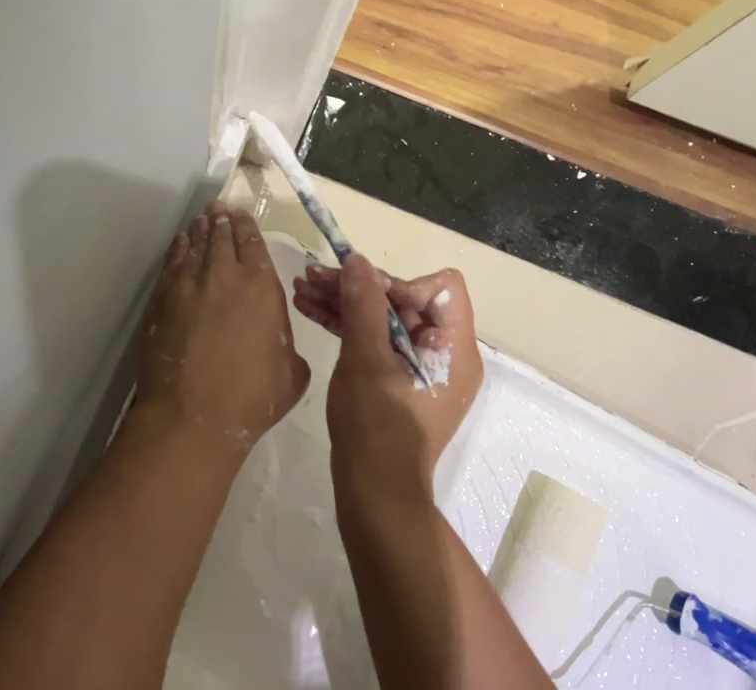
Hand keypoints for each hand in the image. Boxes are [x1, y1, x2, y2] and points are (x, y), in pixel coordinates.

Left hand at [133, 202, 310, 453]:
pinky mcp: (161, 302)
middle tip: (217, 210)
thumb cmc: (252, 398)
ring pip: (193, 247)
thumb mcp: (292, 375)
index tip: (239, 215)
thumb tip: (279, 344)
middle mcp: (223, 276)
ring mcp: (187, 286)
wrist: (192, 416)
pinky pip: (171, 266)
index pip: (252, 243)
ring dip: (198, 232)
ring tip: (200, 222)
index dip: (245, 226)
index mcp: (261, 286)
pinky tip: (178, 247)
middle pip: (220, 238)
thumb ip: (288, 348)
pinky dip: (176, 252)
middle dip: (220, 221)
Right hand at [292, 256, 481, 499]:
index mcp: (453, 349)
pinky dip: (348, 327)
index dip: (396, 283)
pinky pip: (377, 343)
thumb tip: (358, 261)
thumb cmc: (376, 427)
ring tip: (302, 289)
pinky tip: (311, 311)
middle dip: (357, 288)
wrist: (375, 496)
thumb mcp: (365, 361)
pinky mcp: (398, 384)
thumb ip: (364, 306)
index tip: (358, 292)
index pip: (439, 288)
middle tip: (313, 278)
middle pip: (405, 301)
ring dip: (345, 303)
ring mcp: (420, 371)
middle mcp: (445, 355)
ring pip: (384, 320)